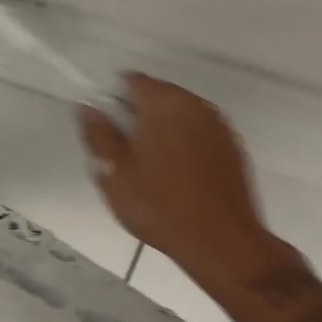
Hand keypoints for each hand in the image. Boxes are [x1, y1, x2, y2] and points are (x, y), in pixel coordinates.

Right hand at [79, 73, 289, 286]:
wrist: (219, 241)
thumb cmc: (157, 203)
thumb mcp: (112, 171)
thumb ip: (97, 133)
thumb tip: (88, 107)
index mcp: (164, 103)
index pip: (132, 81)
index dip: (110, 98)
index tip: (101, 127)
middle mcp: (196, 105)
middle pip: (157, 96)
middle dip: (135, 116)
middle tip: (118, 153)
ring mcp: (219, 127)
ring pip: (179, 117)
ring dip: (159, 131)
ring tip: (145, 168)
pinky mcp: (232, 150)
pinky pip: (198, 135)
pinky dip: (181, 146)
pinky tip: (172, 177)